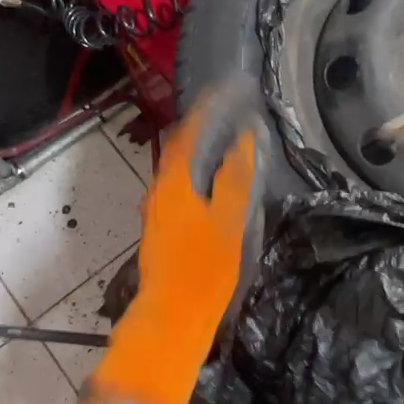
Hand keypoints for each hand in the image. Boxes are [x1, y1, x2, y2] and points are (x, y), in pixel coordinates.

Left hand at [90, 82, 261, 403]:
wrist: (171, 317)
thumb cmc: (203, 269)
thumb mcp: (230, 220)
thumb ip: (237, 176)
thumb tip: (246, 137)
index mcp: (175, 181)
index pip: (191, 129)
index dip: (211, 105)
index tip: (231, 86)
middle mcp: (160, 188)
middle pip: (181, 144)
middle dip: (205, 122)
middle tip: (233, 107)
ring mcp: (157, 208)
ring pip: (179, 164)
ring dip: (201, 146)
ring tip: (229, 135)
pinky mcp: (162, 225)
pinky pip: (181, 182)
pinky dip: (199, 169)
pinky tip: (217, 177)